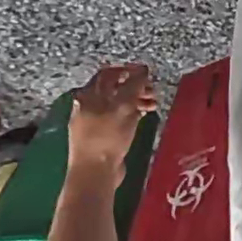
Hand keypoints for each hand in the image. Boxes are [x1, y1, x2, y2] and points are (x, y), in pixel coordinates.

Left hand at [67, 63, 158, 184]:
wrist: (94, 171)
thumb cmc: (108, 136)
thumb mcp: (124, 106)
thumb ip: (134, 85)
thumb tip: (143, 69)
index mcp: (89, 95)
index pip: (109, 73)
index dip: (129, 69)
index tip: (147, 72)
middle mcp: (88, 105)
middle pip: (114, 88)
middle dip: (136, 86)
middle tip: (152, 90)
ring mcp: (93, 121)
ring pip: (117, 103)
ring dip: (136, 100)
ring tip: (153, 104)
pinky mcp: (100, 135)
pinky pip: (117, 117)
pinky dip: (131, 113)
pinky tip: (143, 116)